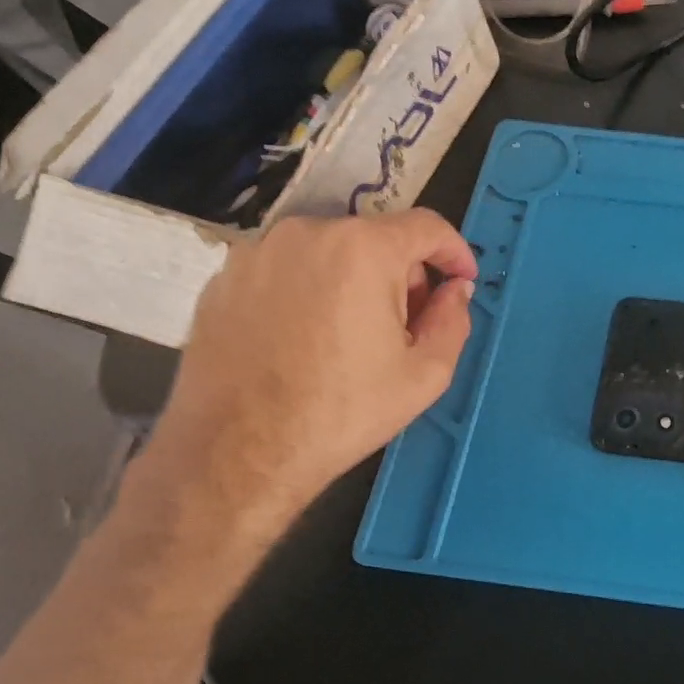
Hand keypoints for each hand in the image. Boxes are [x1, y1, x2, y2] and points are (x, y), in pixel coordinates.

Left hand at [147, 209, 478, 525]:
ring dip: (353, 281)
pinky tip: (305, 340)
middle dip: (402, 274)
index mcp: (363, 249)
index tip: (462, 281)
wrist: (233, 456)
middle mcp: (307, 234)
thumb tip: (454, 290)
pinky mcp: (222, 280)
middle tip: (405, 325)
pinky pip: (285, 271)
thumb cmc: (341, 413)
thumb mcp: (425, 374)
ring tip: (351, 336)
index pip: (428, 226)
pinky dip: (308, 291)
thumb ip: (453, 319)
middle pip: (376, 238)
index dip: (454, 252)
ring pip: (329, 253)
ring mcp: (256, 254)